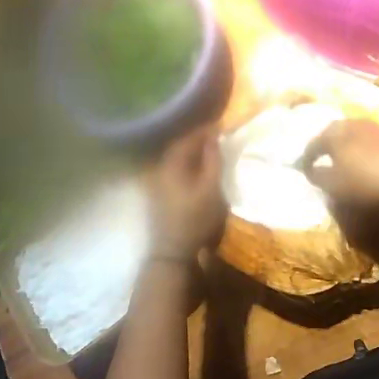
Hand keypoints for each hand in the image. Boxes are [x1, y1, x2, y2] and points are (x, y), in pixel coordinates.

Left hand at [147, 125, 226, 259]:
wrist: (172, 253)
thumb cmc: (195, 219)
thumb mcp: (211, 188)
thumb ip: (213, 160)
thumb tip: (214, 136)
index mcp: (171, 163)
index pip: (189, 137)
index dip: (206, 130)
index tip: (223, 126)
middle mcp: (159, 168)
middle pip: (180, 147)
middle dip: (199, 140)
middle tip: (219, 137)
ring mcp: (156, 182)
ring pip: (176, 159)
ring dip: (193, 153)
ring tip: (212, 152)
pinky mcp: (158, 194)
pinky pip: (174, 171)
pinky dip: (187, 166)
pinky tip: (199, 171)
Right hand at [299, 120, 378, 212]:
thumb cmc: (365, 181)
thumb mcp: (334, 184)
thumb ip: (320, 176)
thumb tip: (313, 170)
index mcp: (336, 132)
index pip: (315, 142)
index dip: (307, 157)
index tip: (304, 170)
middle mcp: (356, 124)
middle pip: (337, 133)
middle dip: (329, 147)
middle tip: (325, 162)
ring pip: (358, 137)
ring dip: (350, 149)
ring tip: (348, 166)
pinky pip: (376, 145)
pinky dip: (369, 154)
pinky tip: (372, 168)